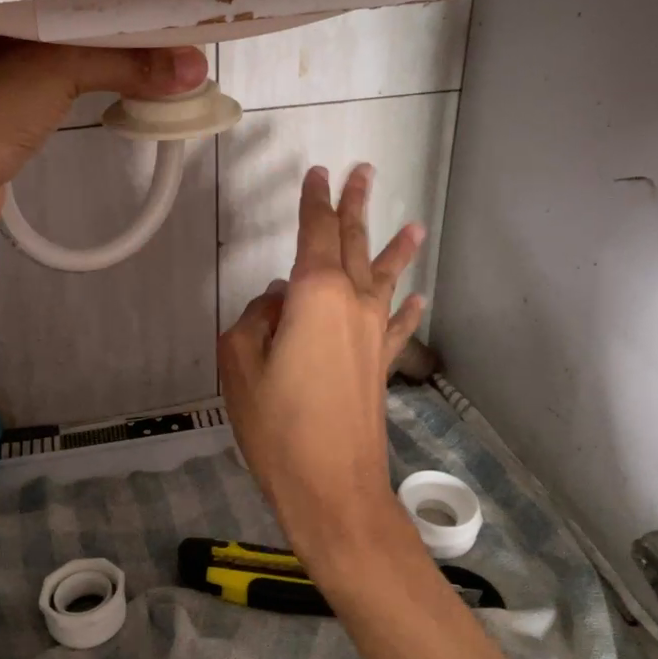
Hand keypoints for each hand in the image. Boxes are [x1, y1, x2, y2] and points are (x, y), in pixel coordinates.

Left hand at [0, 19, 207, 245]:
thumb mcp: (54, 73)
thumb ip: (125, 63)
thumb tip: (198, 68)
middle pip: (54, 3)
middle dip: (105, 5)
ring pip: (54, 42)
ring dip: (98, 44)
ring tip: (151, 27)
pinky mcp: (0, 103)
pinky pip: (52, 76)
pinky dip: (84, 74)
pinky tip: (116, 66)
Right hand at [219, 164, 426, 556]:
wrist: (331, 485)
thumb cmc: (277, 423)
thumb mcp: (239, 363)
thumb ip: (255, 320)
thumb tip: (277, 302)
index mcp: (314, 294)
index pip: (315, 232)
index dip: (314, 201)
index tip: (317, 173)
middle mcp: (351, 302)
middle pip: (354, 244)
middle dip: (355, 207)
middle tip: (363, 173)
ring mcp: (372, 334)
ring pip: (384, 278)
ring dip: (395, 249)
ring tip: (414, 225)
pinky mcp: (381, 364)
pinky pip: (397, 324)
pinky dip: (407, 308)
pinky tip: (418, 296)